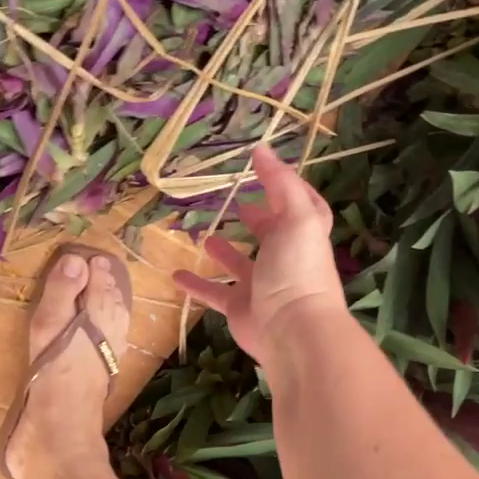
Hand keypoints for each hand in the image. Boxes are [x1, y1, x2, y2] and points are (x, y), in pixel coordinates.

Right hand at [173, 145, 347, 368]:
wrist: (293, 331)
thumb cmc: (298, 269)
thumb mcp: (296, 217)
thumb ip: (279, 183)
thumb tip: (262, 148)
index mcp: (303, 235)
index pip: (303, 206)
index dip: (290, 189)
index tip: (270, 172)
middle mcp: (285, 259)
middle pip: (272, 235)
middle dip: (259, 220)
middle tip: (239, 204)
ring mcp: (261, 284)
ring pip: (241, 264)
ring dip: (226, 252)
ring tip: (206, 237)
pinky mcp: (239, 307)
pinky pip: (214, 292)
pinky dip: (196, 284)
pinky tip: (176, 274)